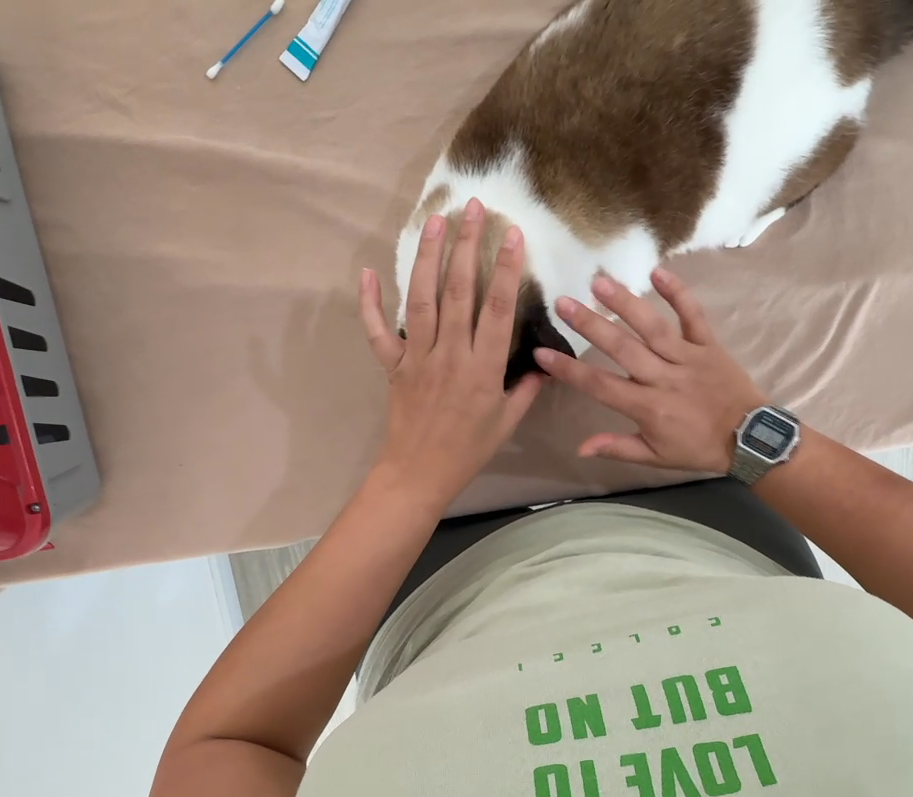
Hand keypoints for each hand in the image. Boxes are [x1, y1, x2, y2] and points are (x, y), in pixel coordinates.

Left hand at [359, 198, 545, 509]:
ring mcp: (417, 357)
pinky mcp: (393, 366)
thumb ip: (526, 389)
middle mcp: (449, 354)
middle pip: (457, 291)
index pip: (496, 309)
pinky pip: (378, 331)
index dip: (505, 268)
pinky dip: (369, 303)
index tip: (511, 233)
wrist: (420, 473)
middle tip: (472, 207)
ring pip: (421, 299)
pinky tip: (369, 272)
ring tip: (434, 220)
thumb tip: (544, 363)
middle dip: (466, 245)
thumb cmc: (468, 450)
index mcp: (483, 368)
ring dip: (427, 256)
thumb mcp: (507, 422)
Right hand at [533, 269, 768, 474]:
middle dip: (590, 325)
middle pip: (622, 348)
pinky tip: (657, 271)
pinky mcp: (709, 345)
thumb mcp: (655, 457)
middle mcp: (663, 378)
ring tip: (599, 282)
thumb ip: (617, 448)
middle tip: (562, 303)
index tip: (542, 353)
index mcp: (647, 407)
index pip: (600, 385)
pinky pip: (693, 316)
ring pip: (652, 327)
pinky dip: (678, 292)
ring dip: (625, 302)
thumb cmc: (698, 449)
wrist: (749, 440)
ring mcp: (687, 358)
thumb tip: (580, 447)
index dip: (569, 370)